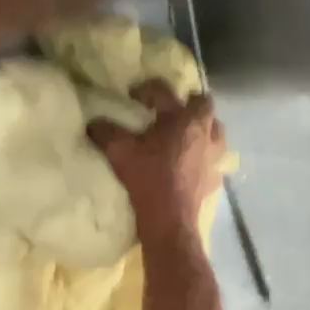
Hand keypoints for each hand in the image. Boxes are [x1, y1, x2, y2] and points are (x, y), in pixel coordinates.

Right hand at [88, 80, 227, 240]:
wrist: (171, 220)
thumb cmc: (148, 179)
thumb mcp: (119, 153)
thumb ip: (105, 132)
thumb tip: (93, 122)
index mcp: (183, 119)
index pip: (164, 91)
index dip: (146, 89)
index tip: (132, 97)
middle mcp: (205, 131)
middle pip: (203, 104)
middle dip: (187, 103)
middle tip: (167, 111)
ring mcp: (215, 154)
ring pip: (215, 129)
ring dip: (201, 127)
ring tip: (184, 135)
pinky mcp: (216, 176)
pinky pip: (214, 156)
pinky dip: (204, 153)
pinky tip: (190, 162)